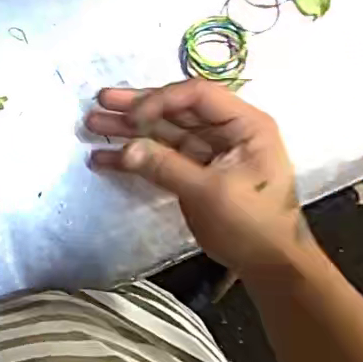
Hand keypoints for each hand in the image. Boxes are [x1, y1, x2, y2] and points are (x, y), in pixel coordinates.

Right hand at [86, 80, 317, 272]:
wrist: (270, 266)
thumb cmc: (253, 225)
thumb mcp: (211, 194)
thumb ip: (167, 167)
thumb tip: (125, 149)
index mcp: (244, 124)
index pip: (197, 95)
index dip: (161, 100)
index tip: (133, 117)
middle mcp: (225, 130)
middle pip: (175, 109)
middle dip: (137, 107)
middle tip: (100, 101)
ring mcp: (207, 150)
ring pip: (163, 131)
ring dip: (129, 129)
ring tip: (92, 123)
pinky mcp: (193, 171)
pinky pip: (160, 156)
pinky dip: (134, 157)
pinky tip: (104, 157)